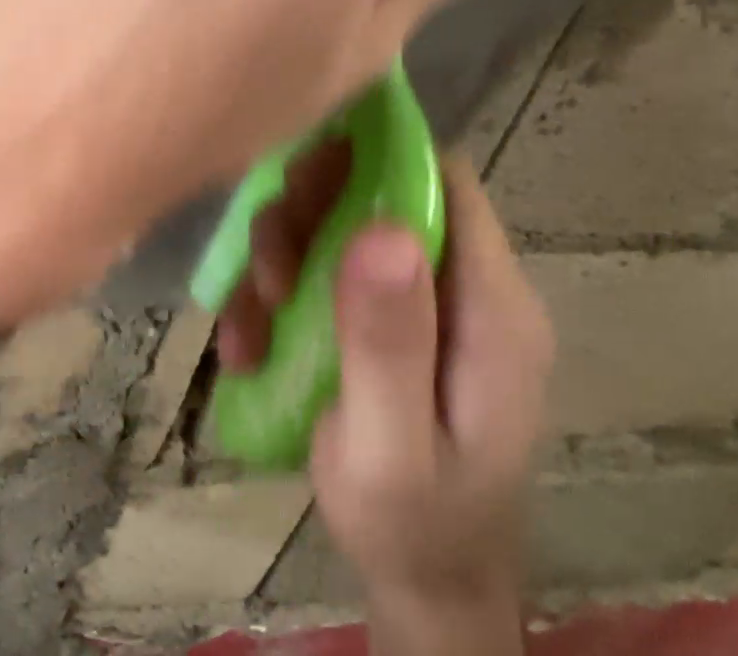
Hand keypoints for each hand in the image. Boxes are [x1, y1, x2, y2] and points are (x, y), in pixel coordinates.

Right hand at [219, 155, 551, 652]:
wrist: (423, 578)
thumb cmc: (410, 519)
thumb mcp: (386, 441)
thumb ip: (386, 341)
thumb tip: (381, 227)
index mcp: (490, 309)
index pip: (440, 183)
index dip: (368, 159)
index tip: (293, 176)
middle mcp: (466, 292)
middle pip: (380, 200)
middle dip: (308, 222)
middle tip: (262, 276)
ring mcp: (428, 308)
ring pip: (340, 235)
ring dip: (280, 264)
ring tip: (247, 326)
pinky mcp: (392, 325)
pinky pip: (326, 279)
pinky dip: (279, 300)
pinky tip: (250, 347)